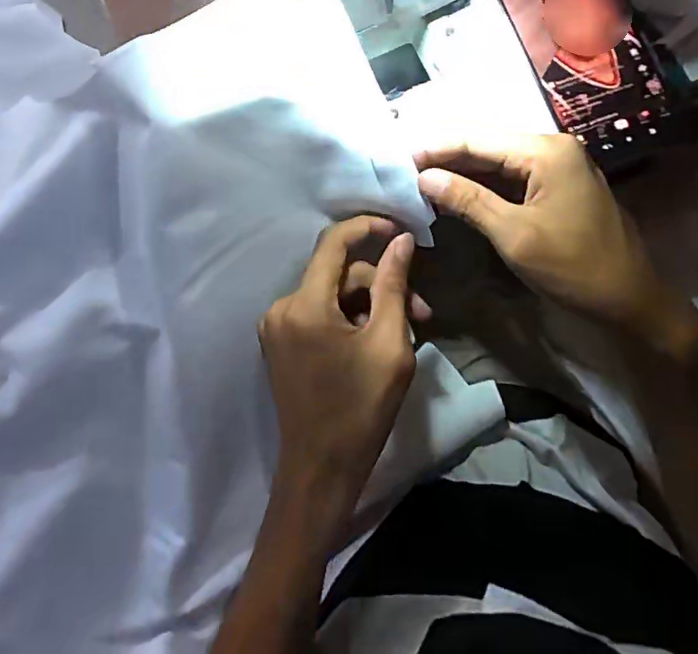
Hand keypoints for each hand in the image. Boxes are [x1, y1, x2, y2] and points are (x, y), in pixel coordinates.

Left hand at [258, 216, 424, 507]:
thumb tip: (401, 241)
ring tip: (404, 332)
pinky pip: (319, 312)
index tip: (399, 229)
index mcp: (304, 306)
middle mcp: (281, 307)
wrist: (320, 470)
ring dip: (368, 304)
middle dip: (380, 285)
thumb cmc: (360, 410)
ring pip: (331, 294)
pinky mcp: (279, 342)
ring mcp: (276, 326)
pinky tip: (374, 340)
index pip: (333, 243)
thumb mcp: (389, 345)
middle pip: (338, 273)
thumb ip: (393, 286)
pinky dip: (348, 318)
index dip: (367, 227)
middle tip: (421, 313)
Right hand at [414, 135, 691, 346]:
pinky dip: (479, 184)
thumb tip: (424, 177)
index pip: (476, 138)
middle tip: (401, 167)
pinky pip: (508, 176)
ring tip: (416, 176)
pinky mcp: (554, 184)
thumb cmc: (574, 268)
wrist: (631, 299)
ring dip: (458, 169)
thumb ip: (467, 200)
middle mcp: (550, 146)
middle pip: (484, 144)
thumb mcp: (514, 235)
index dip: (434, 147)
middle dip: (442, 155)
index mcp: (545, 150)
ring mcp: (554, 164)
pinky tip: (450, 189)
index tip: (397, 158)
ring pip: (493, 160)